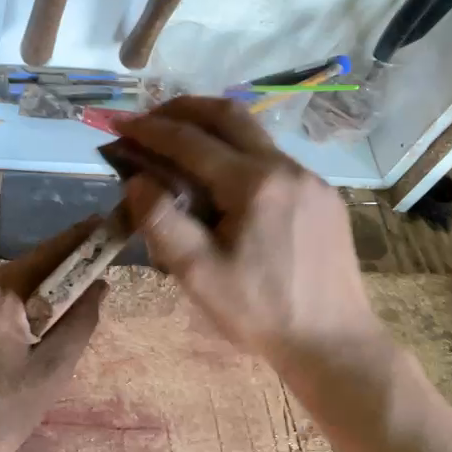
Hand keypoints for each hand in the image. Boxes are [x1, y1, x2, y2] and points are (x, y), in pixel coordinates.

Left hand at [0, 221, 107, 451]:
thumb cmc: (3, 414)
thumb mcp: (53, 368)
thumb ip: (80, 320)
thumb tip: (99, 284)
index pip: (47, 255)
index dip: (79, 239)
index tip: (105, 222)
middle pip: (25, 268)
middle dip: (60, 271)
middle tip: (95, 272)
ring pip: (6, 284)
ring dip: (36, 290)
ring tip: (69, 304)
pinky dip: (13, 304)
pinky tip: (33, 323)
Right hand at [118, 96, 379, 364]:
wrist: (333, 341)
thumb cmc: (259, 312)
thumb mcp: (198, 274)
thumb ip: (161, 221)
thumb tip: (136, 180)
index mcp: (254, 184)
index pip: (191, 141)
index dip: (149, 130)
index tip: (118, 124)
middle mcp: (287, 169)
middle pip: (229, 116)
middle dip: (182, 110)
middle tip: (147, 120)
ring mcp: (310, 180)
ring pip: (254, 135)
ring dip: (211, 129)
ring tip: (176, 144)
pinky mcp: (322, 197)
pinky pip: (272, 159)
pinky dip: (236, 153)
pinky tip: (219, 180)